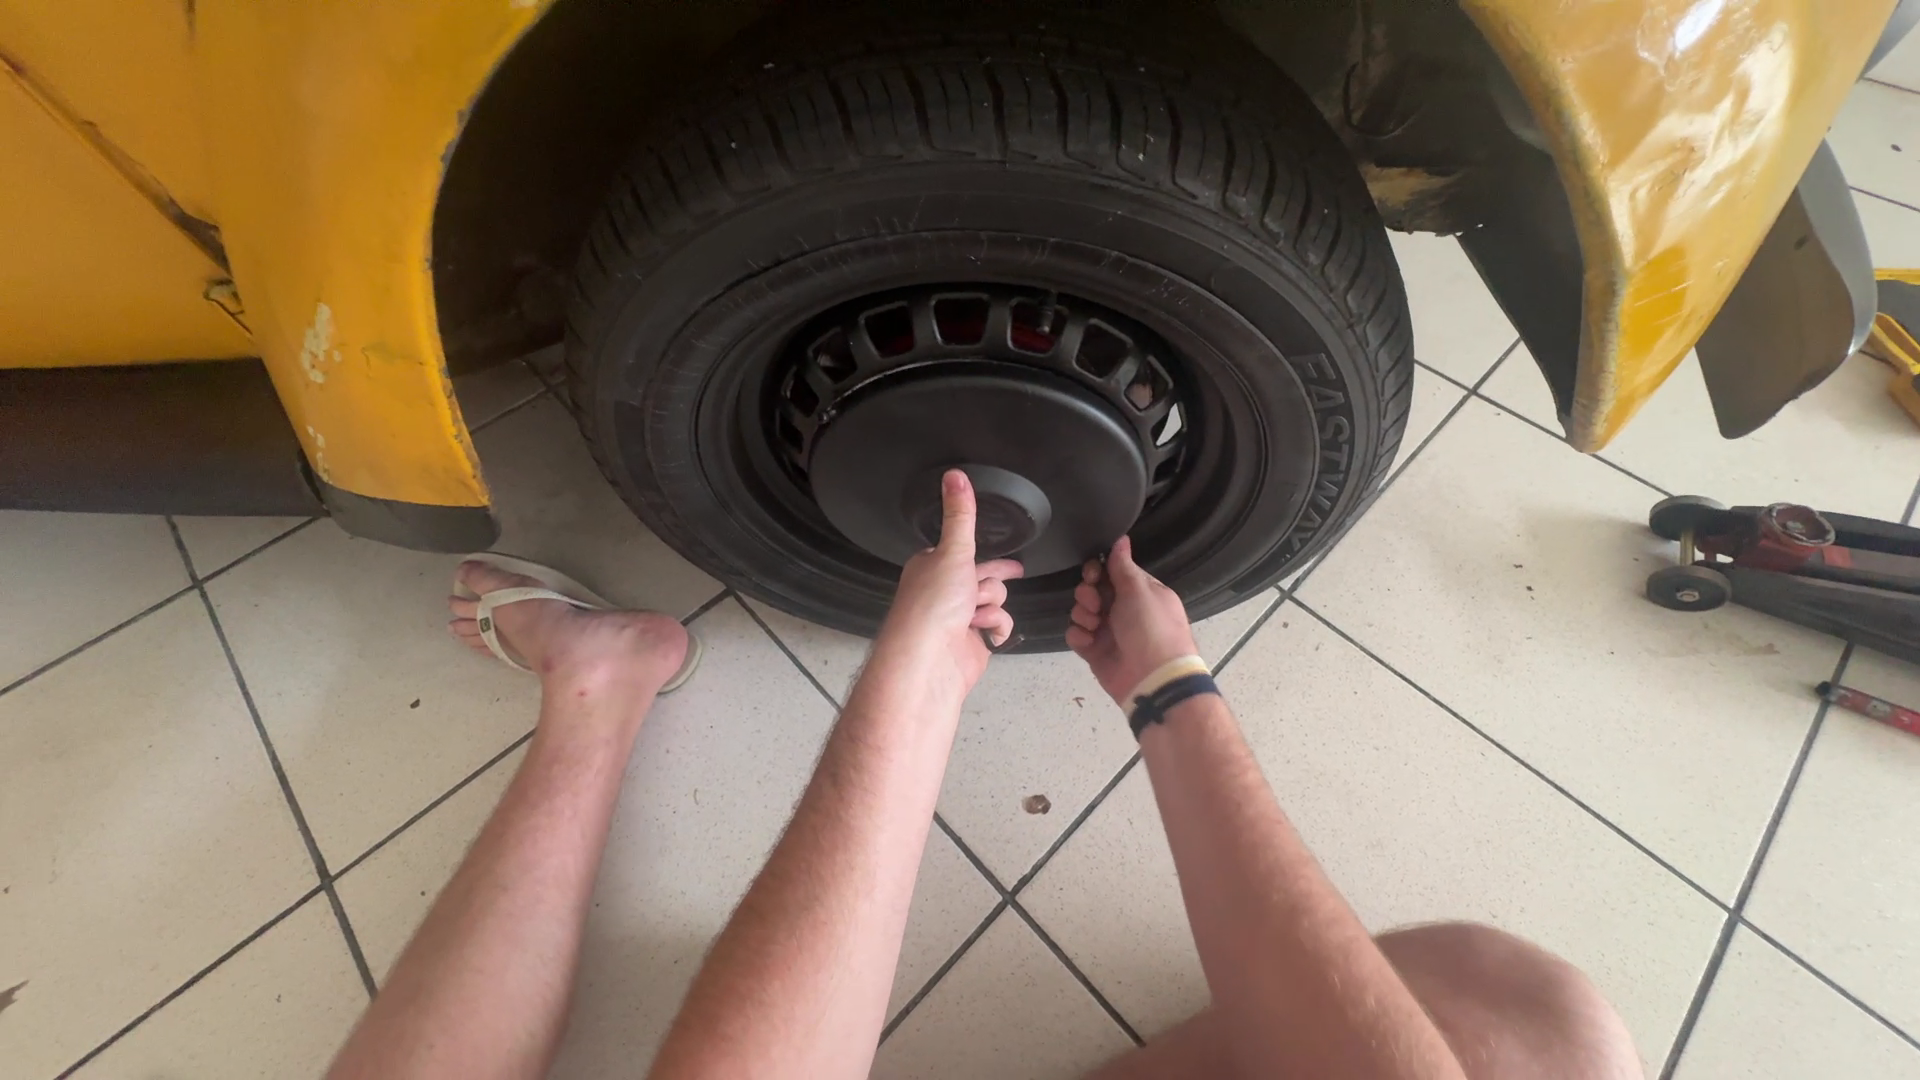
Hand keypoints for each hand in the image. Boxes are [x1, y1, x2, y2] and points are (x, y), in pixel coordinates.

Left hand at [875, 470, 1024, 693]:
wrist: (929, 661)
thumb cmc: (932, 606)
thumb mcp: (952, 551)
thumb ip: (961, 515)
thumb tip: (955, 474)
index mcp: (932, 567)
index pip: (964, 552)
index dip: (984, 552)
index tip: (1002, 551)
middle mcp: (943, 592)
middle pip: (984, 576)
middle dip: (993, 579)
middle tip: (1018, 571)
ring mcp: (958, 619)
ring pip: (994, 600)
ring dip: (992, 605)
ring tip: (977, 613)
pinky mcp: (973, 642)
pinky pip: (998, 626)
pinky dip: (997, 628)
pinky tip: (987, 633)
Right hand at [1066, 536, 1198, 705]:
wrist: (1154, 678)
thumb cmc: (1152, 628)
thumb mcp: (1139, 590)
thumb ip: (1123, 565)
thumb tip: (1121, 538)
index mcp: (1139, 592)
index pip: (1111, 573)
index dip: (1097, 571)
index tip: (1093, 575)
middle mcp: (1123, 610)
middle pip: (1092, 590)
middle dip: (1087, 594)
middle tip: (1095, 604)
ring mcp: (1108, 632)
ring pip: (1081, 612)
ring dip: (1083, 615)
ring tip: (1094, 625)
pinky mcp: (1095, 652)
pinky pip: (1076, 635)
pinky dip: (1079, 636)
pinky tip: (1089, 641)